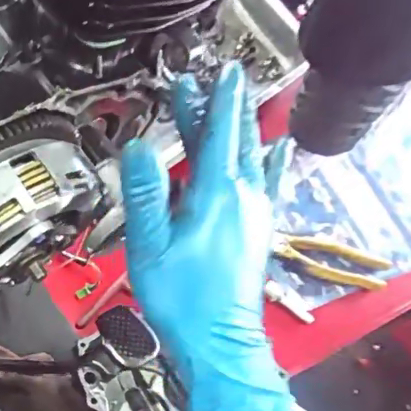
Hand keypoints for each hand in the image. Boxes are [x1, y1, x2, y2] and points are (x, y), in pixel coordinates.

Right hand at [119, 62, 293, 410]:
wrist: (218, 339)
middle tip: (209, 85)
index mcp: (216, 195)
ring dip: (239, 130)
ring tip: (231, 110)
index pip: (218, 132)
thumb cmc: (182, 298)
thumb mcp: (150, 246)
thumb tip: (136, 151)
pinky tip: (274, 152)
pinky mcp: (257, 231)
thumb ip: (144, 195)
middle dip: (222, 110)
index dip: (216, 99)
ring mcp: (255, 214)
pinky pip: (266, 182)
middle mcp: (244, 197)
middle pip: (235, 140)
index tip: (218, 71)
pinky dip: (266, 159)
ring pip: (252, 158)